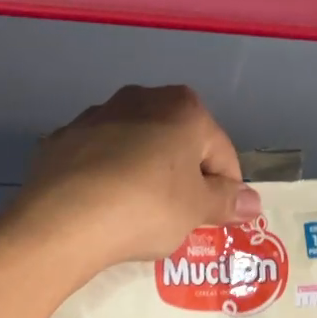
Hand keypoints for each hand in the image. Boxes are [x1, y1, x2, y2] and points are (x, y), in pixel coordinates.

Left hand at [8, 85, 260, 266]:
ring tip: (138, 217)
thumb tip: (255, 203)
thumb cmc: (146, 208)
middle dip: (182, 178)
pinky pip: (97, 162)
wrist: (64, 220)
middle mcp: (140, 98)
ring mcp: (95, 116)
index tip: (216, 219)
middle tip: (179, 219)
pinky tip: (103, 210)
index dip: (225, 190)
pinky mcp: (62, 140)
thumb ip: (227, 202)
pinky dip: (106, 180)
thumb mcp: (196, 211)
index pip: (220, 152)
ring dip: (143, 176)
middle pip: (176, 143)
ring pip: (135, 149)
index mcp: (183, 108)